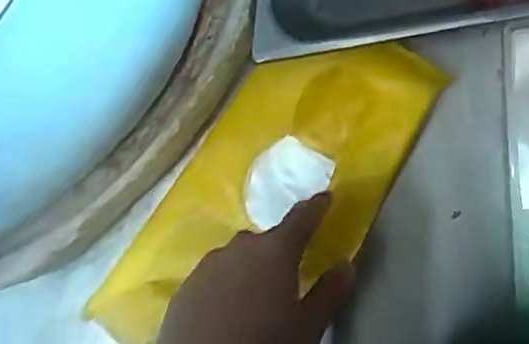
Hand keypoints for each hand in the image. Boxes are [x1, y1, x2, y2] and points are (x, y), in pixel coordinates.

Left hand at [159, 193, 355, 343]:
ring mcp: (207, 268)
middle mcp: (242, 247)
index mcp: (276, 249)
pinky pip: (211, 281)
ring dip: (248, 269)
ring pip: (236, 259)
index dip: (317, 207)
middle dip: (278, 251)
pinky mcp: (180, 295)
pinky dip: (222, 289)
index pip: (303, 216)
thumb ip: (330, 293)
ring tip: (253, 297)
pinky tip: (224, 313)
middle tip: (287, 274)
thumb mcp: (308, 329)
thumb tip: (347, 265)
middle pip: (266, 240)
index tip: (326, 198)